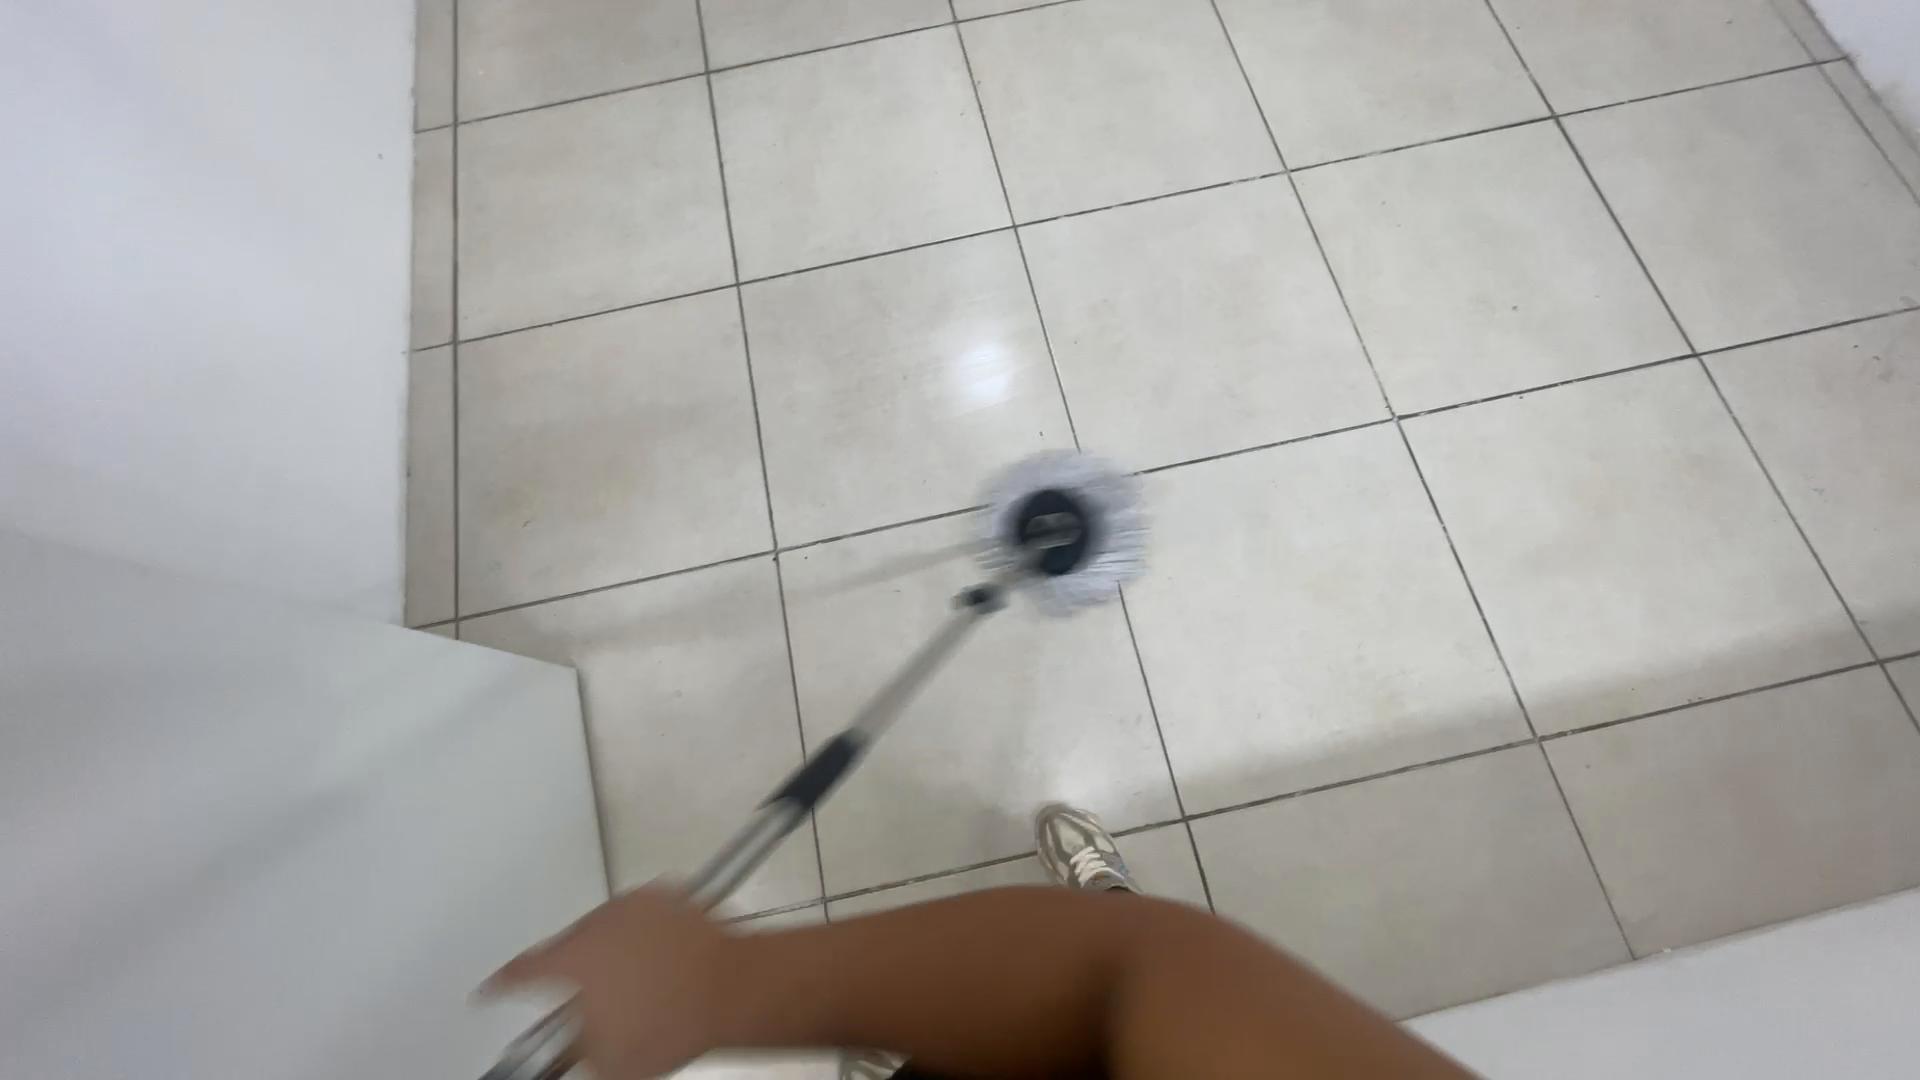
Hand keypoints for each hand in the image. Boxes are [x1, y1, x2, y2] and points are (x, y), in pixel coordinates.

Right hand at [482, 885, 738, 1078]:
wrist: (730, 986)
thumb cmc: (669, 1020)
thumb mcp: (599, 1056)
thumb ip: (568, 1046)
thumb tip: (566, 1043)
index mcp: (574, 956)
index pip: (520, 970)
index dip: (501, 985)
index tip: (491, 989)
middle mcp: (604, 919)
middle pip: (569, 942)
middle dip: (570, 968)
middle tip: (582, 998)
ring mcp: (641, 901)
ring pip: (608, 924)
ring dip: (608, 946)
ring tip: (629, 980)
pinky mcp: (674, 894)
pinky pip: (644, 912)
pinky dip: (642, 930)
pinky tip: (656, 956)